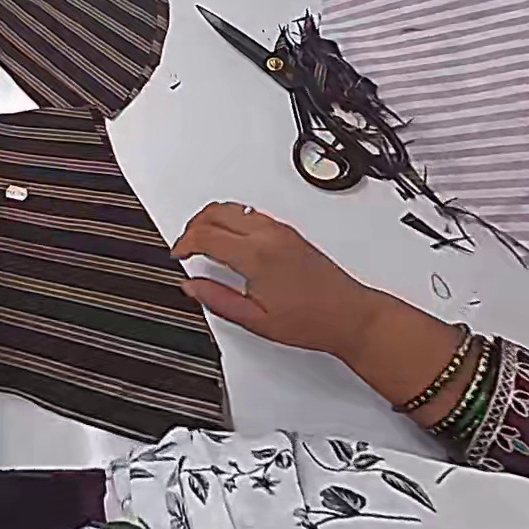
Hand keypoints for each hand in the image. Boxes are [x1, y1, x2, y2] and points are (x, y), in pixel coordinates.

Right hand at [171, 202, 389, 358]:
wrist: (349, 315)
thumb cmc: (312, 320)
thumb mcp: (255, 320)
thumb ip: (217, 299)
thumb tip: (192, 285)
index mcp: (255, 256)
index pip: (206, 235)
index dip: (184, 243)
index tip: (178, 254)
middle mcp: (267, 235)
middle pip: (215, 212)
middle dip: (193, 226)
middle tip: (186, 245)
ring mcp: (279, 230)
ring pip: (232, 207)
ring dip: (211, 218)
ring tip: (202, 239)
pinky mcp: (287, 231)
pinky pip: (249, 212)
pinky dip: (230, 218)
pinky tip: (227, 236)